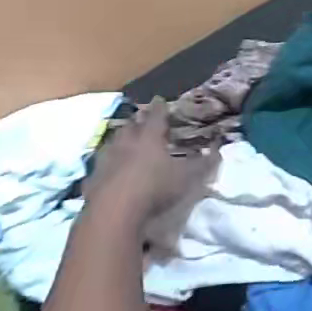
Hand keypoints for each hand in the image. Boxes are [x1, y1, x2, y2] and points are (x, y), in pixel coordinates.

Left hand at [85, 99, 214, 229]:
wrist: (114, 211)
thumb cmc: (154, 188)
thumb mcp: (186, 178)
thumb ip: (203, 164)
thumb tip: (218, 150)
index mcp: (149, 138)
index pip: (156, 117)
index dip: (160, 108)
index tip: (159, 99)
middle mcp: (126, 143)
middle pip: (131, 126)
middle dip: (137, 121)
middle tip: (141, 119)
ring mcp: (106, 159)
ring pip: (112, 142)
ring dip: (119, 139)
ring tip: (124, 139)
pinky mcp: (93, 178)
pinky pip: (100, 165)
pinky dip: (106, 163)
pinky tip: (107, 169)